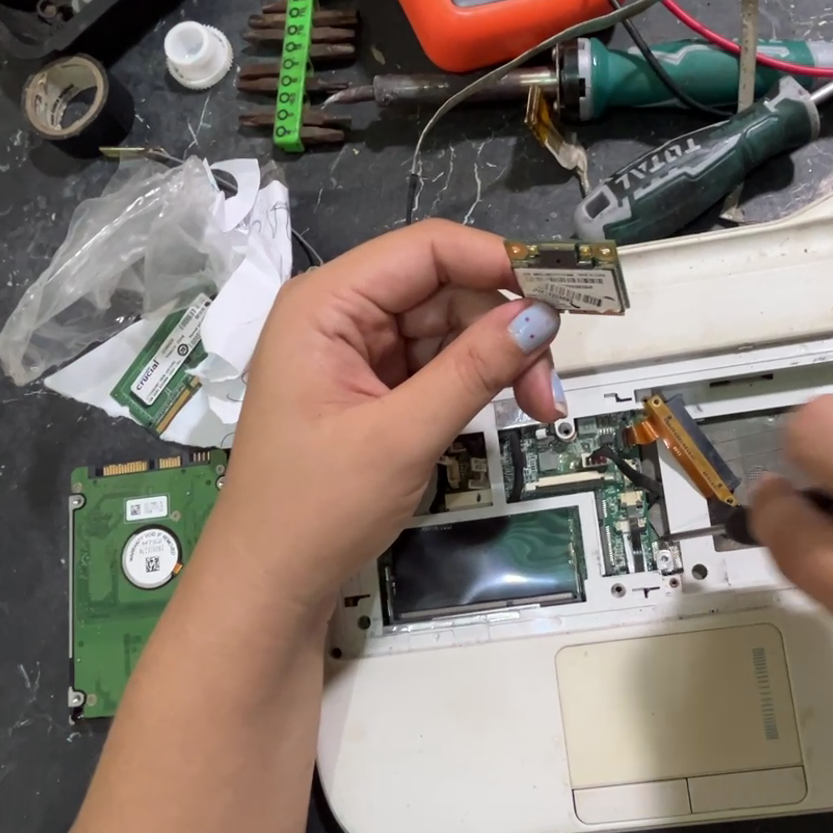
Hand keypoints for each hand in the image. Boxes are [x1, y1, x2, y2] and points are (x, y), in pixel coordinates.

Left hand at [198, 221, 564, 617]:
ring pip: (451, 328)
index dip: (495, 262)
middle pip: (446, 290)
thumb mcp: (402, 436)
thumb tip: (543, 316)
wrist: (272, 583)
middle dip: (504, 330)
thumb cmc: (318, 508)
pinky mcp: (377, 386)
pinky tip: (510, 406)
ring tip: (541, 408)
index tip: (560, 293)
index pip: (425, 250)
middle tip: (551, 388)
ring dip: (500, 361)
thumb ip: (473, 370)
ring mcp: (361, 351)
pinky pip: (440, 363)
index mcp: (327, 303)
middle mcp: (343, 314)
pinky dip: (479, 382)